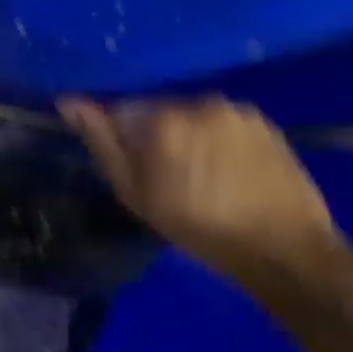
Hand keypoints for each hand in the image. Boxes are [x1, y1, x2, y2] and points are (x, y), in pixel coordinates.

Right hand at [59, 96, 350, 289]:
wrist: (284, 249)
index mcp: (162, 118)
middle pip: (158, 113)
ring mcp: (237, 113)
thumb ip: (102, 142)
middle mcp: (200, 104)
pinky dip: (220, 144)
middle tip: (168, 180)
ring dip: (190, 140)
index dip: (124, 143)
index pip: (120, 113)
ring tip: (203, 179)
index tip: (137, 172)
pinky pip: (225, 127)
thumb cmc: (198, 225)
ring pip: (193, 119)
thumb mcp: (134, 192)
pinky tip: (230, 176)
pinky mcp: (267, 126)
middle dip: (157, 138)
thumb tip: (68, 102)